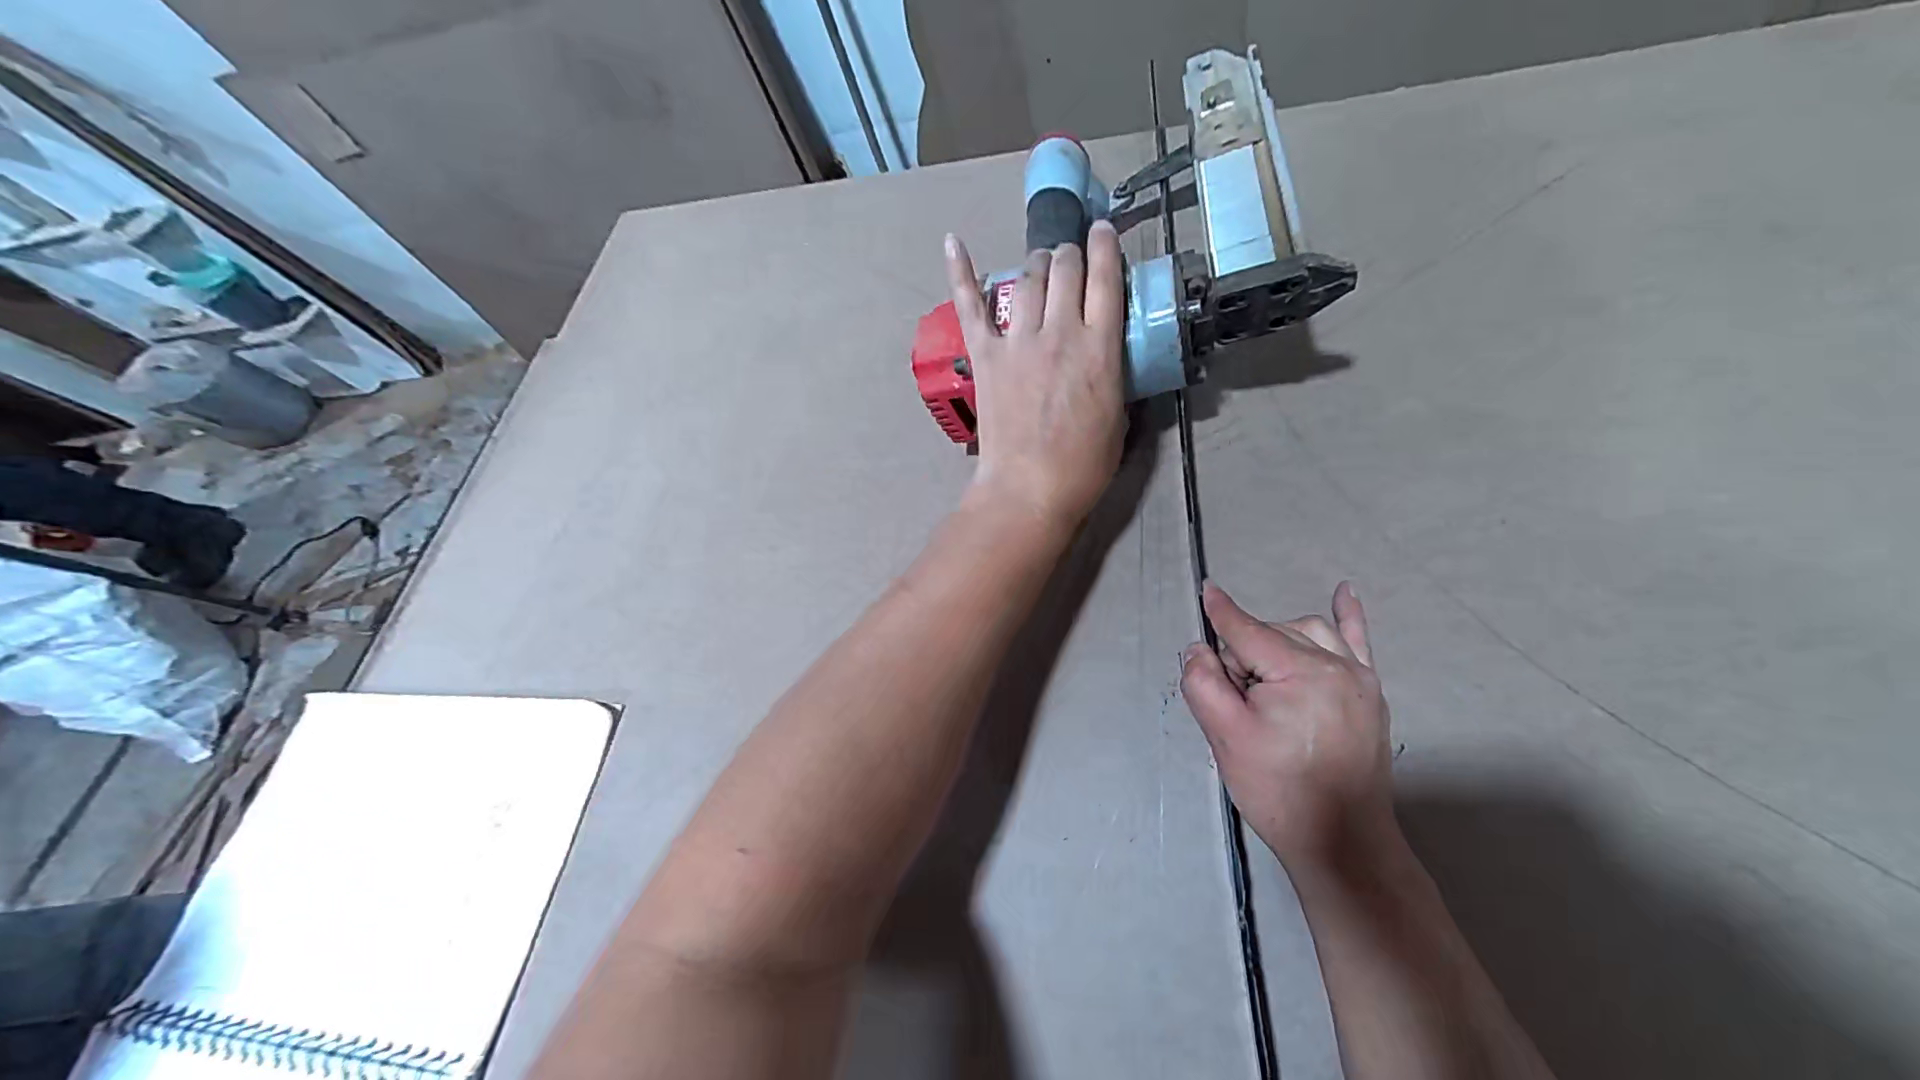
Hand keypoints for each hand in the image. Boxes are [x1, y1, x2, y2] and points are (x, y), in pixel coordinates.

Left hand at [944, 221, 1125, 533]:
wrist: (1029, 489)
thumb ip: (1114, 376)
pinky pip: (969, 305)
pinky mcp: (985, 356)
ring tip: (1041, 264)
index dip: (1105, 247)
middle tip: (1072, 259)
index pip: (1105, 278)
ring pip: (1026, 279)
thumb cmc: (1083, 466)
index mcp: (1100, 348)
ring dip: (1037, 264)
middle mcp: (1060, 332)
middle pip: (1065, 269)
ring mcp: (1018, 341)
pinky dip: (960, 271)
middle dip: (1071, 255)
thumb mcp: (1118, 417)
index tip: (1103, 233)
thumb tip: (1108, 357)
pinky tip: (953, 241)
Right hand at [1181, 582, 1396, 868]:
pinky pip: (1358, 641)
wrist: (1342, 840)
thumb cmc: (1277, 790)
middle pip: (1272, 635)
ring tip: (1258, 679)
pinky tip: (1344, 592)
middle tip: (1233, 701)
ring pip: (1307, 633)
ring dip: (1276, 641)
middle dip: (1243, 656)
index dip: (1221, 614)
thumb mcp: (1225, 736)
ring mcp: (1359, 678)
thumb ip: (1204, 682)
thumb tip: (1201, 649)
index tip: (1206, 591)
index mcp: (1300, 672)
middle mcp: (1335, 665)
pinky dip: (1349, 615)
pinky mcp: (1370, 695)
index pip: (1247, 632)